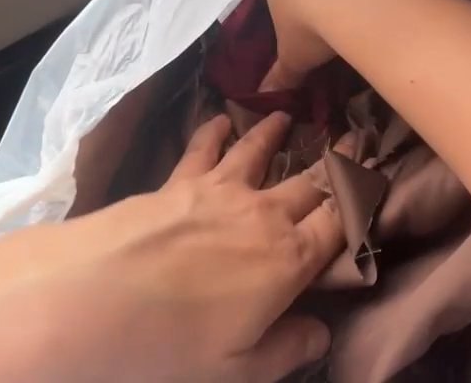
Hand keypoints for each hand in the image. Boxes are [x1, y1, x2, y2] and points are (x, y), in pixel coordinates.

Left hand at [0, 112, 343, 382]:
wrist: (89, 299)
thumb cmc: (167, 350)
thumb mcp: (236, 371)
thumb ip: (284, 349)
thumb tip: (321, 333)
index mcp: (287, 261)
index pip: (338, 225)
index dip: (362, 203)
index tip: (381, 183)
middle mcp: (264, 215)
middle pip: (309, 182)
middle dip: (336, 161)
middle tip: (356, 136)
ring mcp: (221, 190)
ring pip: (262, 153)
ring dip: (279, 134)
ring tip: (290, 114)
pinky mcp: (179, 180)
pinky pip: (206, 146)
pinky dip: (218, 129)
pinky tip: (222, 117)